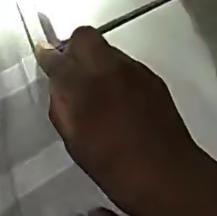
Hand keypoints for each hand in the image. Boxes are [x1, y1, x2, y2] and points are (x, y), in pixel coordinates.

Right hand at [36, 27, 216, 215]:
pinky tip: (121, 101)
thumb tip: (56, 82)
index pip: (57, 56)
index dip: (49, 57)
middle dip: (74, 49)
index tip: (47, 62)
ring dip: (97, 61)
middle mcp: (108, 67)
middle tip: (73, 74)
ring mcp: (134, 70)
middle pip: (84, 37)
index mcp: (83, 84)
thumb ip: (61, 104)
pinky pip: (127, 65)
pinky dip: (118, 74)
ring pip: (107, 49)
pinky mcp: (153, 79)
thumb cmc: (113, 166)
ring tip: (100, 92)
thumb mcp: (74, 139)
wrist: (169, 179)